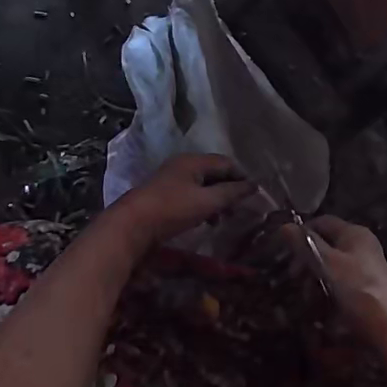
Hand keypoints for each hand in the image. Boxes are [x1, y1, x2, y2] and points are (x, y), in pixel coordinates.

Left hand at [104, 154, 256, 248]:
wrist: (132, 224)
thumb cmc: (172, 209)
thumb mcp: (206, 202)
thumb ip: (231, 193)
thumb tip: (253, 185)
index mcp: (193, 161)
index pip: (226, 163)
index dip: (242, 177)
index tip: (254, 195)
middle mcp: (182, 165)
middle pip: (214, 172)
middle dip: (229, 189)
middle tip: (240, 208)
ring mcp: (172, 179)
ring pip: (202, 185)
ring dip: (216, 199)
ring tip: (224, 218)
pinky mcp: (165, 195)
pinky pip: (191, 195)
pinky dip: (203, 205)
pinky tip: (207, 221)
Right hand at [299, 217, 386, 344]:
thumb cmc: (360, 291)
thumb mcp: (328, 264)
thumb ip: (305, 244)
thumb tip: (284, 225)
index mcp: (354, 234)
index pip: (322, 222)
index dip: (302, 233)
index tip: (287, 253)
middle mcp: (360, 247)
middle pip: (324, 246)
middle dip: (307, 262)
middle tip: (295, 279)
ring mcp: (364, 269)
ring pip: (329, 268)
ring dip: (314, 282)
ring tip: (309, 300)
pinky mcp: (365, 290)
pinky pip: (338, 285)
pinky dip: (327, 293)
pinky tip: (321, 308)